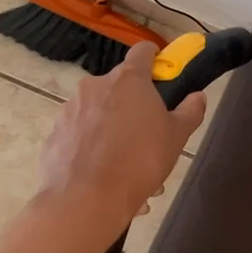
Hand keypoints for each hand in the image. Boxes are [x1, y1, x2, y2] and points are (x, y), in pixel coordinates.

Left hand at [35, 41, 205, 222]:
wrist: (84, 202)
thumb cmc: (140, 160)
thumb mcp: (177, 136)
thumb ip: (190, 111)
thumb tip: (197, 96)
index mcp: (128, 79)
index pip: (143, 51)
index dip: (155, 59)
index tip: (163, 76)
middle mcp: (95, 86)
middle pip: (120, 87)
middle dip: (134, 107)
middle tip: (148, 136)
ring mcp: (70, 110)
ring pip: (99, 114)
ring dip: (114, 132)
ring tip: (127, 168)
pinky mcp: (54, 136)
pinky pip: (80, 137)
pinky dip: (92, 151)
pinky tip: (104, 179)